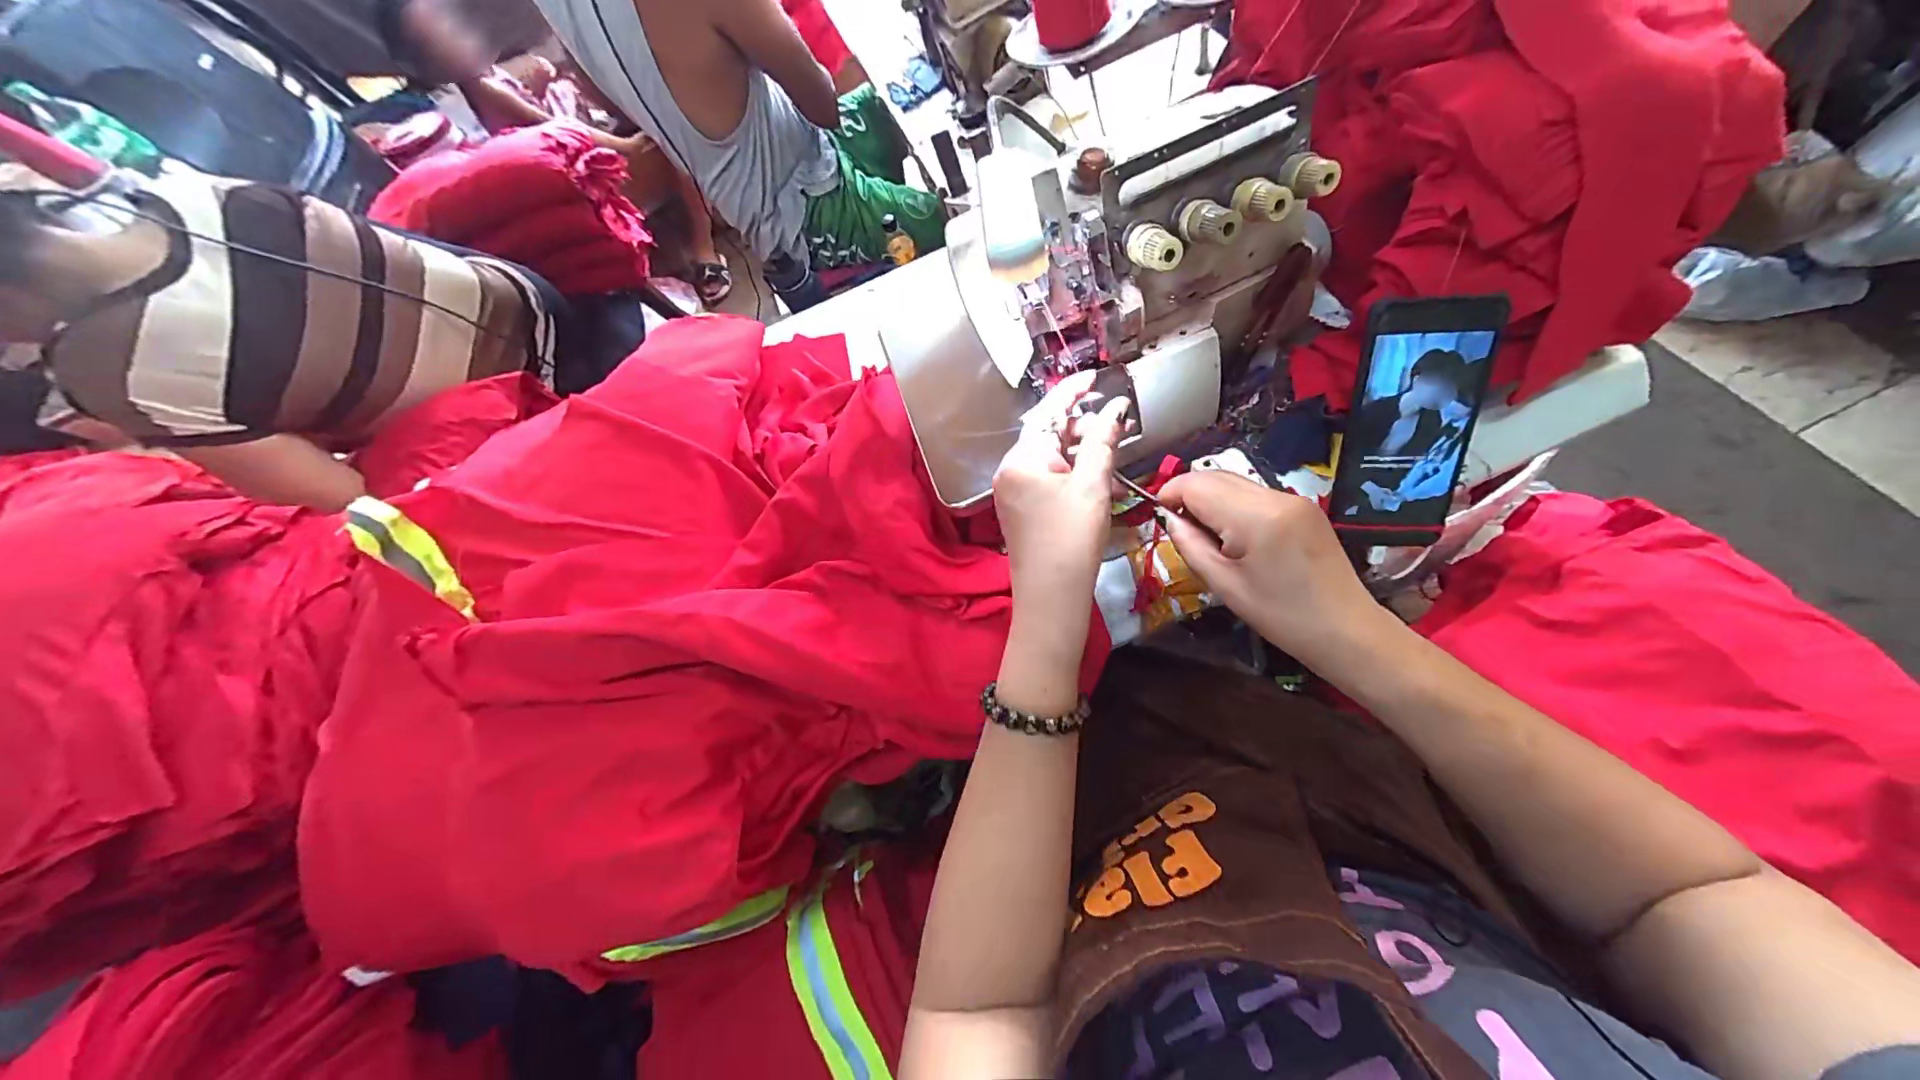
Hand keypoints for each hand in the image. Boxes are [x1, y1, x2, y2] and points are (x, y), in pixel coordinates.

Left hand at [992, 391, 1128, 612]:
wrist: (1051, 598)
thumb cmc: (1071, 541)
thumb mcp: (1092, 486)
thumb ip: (1103, 441)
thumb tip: (1116, 408)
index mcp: (1020, 461)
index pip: (1048, 414)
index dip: (1073, 392)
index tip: (1094, 375)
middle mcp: (1009, 472)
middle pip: (1049, 435)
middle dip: (1082, 427)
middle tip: (1115, 423)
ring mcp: (1013, 492)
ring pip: (1051, 458)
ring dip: (1080, 452)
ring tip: (1110, 452)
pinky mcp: (1021, 509)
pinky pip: (1047, 478)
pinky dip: (1071, 472)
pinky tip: (1094, 476)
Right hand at [1157, 471, 1386, 665]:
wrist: (1345, 629)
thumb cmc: (1280, 615)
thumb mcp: (1223, 585)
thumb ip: (1189, 544)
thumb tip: (1169, 517)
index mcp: (1255, 517)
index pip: (1196, 484)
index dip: (1170, 494)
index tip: (1158, 517)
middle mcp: (1276, 496)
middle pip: (1215, 476)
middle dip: (1188, 493)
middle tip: (1178, 527)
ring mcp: (1293, 498)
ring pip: (1234, 482)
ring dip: (1211, 499)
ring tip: (1205, 535)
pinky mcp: (1303, 506)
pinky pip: (1254, 494)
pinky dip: (1233, 505)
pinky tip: (1233, 535)